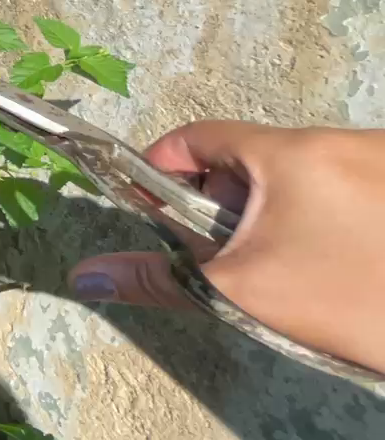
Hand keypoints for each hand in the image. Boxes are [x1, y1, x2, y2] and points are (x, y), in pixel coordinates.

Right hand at [68, 120, 384, 373]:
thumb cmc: (361, 302)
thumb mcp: (248, 293)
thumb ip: (160, 278)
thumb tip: (83, 278)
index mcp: (294, 152)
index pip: (196, 137)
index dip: (164, 168)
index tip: (159, 208)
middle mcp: (350, 143)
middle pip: (252, 160)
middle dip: (231, 203)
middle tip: (238, 252)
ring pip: (307, 179)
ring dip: (284, 214)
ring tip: (303, 266)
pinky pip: (357, 191)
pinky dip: (337, 221)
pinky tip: (354, 266)